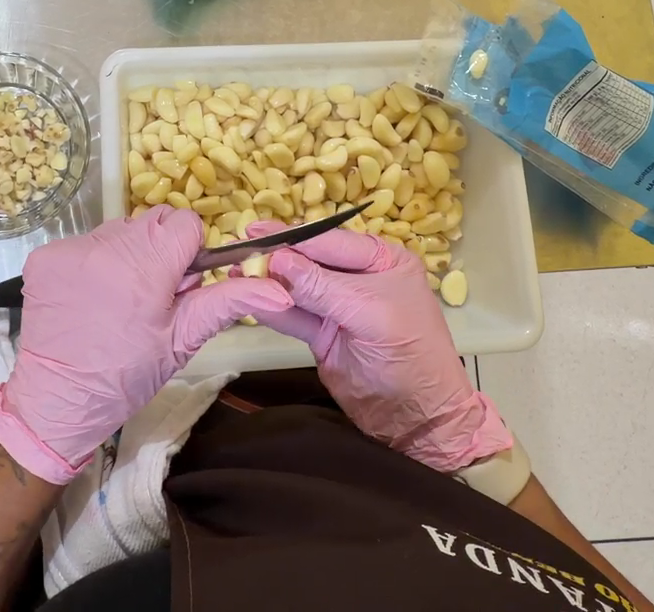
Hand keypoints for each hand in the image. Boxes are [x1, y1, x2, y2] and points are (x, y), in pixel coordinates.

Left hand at [0, 206, 291, 483]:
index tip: (179, 286)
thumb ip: (228, 304)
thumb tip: (278, 290)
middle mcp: (107, 243)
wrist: (57, 402)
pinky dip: (92, 264)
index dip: (190, 252)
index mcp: (148, 262)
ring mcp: (72, 247)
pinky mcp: (45, 256)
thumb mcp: (182, 341)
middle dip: (160, 251)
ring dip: (127, 255)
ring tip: (118, 300)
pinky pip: (84, 244)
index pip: (185, 222)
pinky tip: (89, 299)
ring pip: (119, 230)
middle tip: (151, 298)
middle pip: (152, 222)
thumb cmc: (127, 376)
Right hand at [249, 223, 511, 471]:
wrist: (418, 423)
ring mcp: (338, 306)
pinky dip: (270, 307)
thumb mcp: (369, 314)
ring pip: (296, 287)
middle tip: (239, 249)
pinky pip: (292, 315)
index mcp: (382, 260)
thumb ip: (322, 287)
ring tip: (234, 270)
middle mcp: (359, 277)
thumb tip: (277, 259)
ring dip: (267, 281)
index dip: (294, 236)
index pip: (331, 240)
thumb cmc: (409, 358)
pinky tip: (245, 296)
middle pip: (309, 260)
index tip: (256, 231)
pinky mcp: (322, 333)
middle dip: (276, 256)